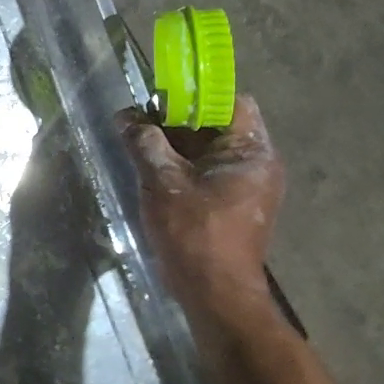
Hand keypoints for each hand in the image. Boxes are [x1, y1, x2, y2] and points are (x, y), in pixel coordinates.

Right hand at [121, 95, 285, 326]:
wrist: (214, 291)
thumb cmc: (195, 231)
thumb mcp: (162, 181)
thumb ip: (144, 142)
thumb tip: (127, 117)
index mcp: (252, 153)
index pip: (232, 102)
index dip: (198, 93)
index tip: (161, 97)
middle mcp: (256, 163)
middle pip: (217, 123)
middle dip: (177, 118)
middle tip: (140, 121)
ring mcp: (246, 185)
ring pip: (207, 147)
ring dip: (174, 142)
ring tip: (138, 143)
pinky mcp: (231, 202)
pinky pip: (204, 168)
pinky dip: (179, 163)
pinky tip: (150, 169)